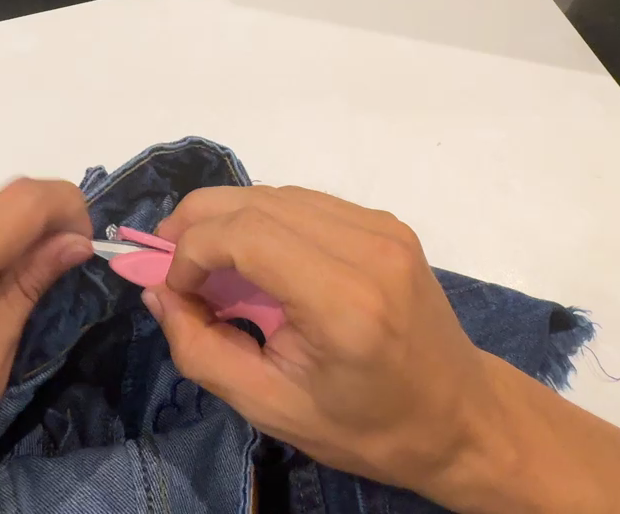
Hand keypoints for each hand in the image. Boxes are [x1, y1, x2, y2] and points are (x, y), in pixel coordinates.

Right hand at [144, 186, 495, 499]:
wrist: (462, 418)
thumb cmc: (368, 427)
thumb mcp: (273, 408)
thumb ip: (203, 350)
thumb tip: (157, 291)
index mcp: (343, 301)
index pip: (245, 235)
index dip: (191, 250)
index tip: (171, 288)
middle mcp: (366, 246)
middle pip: (255, 201)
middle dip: (197, 222)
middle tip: (166, 258)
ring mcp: (380, 226)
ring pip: (275, 193)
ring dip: (227, 218)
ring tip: (203, 259)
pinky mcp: (384, 221)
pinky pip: (303, 202)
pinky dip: (263, 219)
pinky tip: (251, 254)